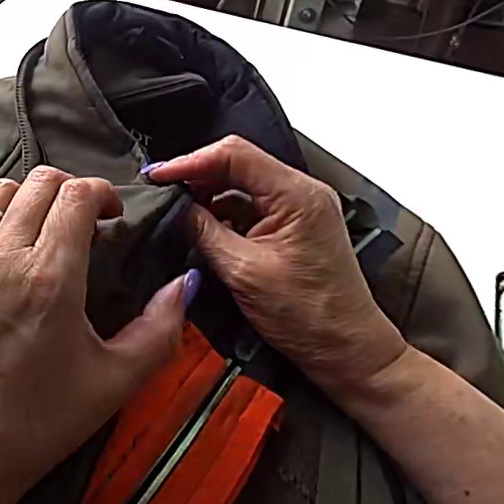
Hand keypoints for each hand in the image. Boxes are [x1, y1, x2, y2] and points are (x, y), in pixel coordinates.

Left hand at [0, 168, 192, 503]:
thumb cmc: (39, 422)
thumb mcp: (116, 381)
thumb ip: (161, 328)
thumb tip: (185, 283)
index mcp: (50, 277)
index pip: (78, 194)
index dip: (104, 193)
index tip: (114, 217)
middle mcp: (2, 258)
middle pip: (40, 182)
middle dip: (71, 191)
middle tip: (85, 222)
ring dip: (30, 201)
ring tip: (44, 231)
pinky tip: (2, 249)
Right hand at [143, 136, 405, 398]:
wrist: (345, 349)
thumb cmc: (311, 317)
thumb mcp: (243, 272)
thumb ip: (204, 232)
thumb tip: (176, 209)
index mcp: (298, 195)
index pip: (235, 155)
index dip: (190, 161)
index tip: (159, 176)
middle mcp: (303, 193)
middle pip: (238, 164)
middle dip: (197, 176)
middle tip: (162, 193)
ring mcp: (299, 208)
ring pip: (242, 185)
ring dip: (209, 195)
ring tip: (179, 213)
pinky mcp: (292, 226)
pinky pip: (251, 206)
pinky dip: (225, 214)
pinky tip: (204, 229)